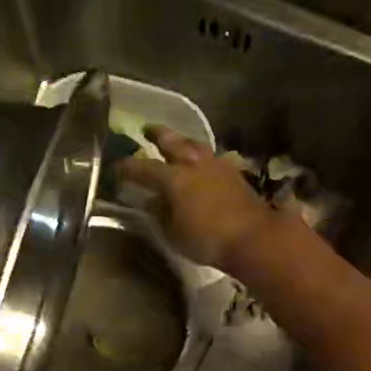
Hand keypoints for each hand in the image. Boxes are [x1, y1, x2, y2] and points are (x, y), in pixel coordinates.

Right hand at [117, 126, 298, 270]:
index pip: (143, 167)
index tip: (117, 168)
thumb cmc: (208, 239)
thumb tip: (151, 203)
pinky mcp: (235, 174)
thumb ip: (160, 215)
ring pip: (195, 146)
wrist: (254, 237)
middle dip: (158, 134)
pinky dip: (202, 157)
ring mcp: (217, 166)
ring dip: (183, 142)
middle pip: (173, 141)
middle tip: (148, 130)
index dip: (128, 168)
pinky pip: (212, 158)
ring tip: (177, 143)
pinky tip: (201, 164)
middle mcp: (194, 164)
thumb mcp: (174, 234)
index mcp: (174, 177)